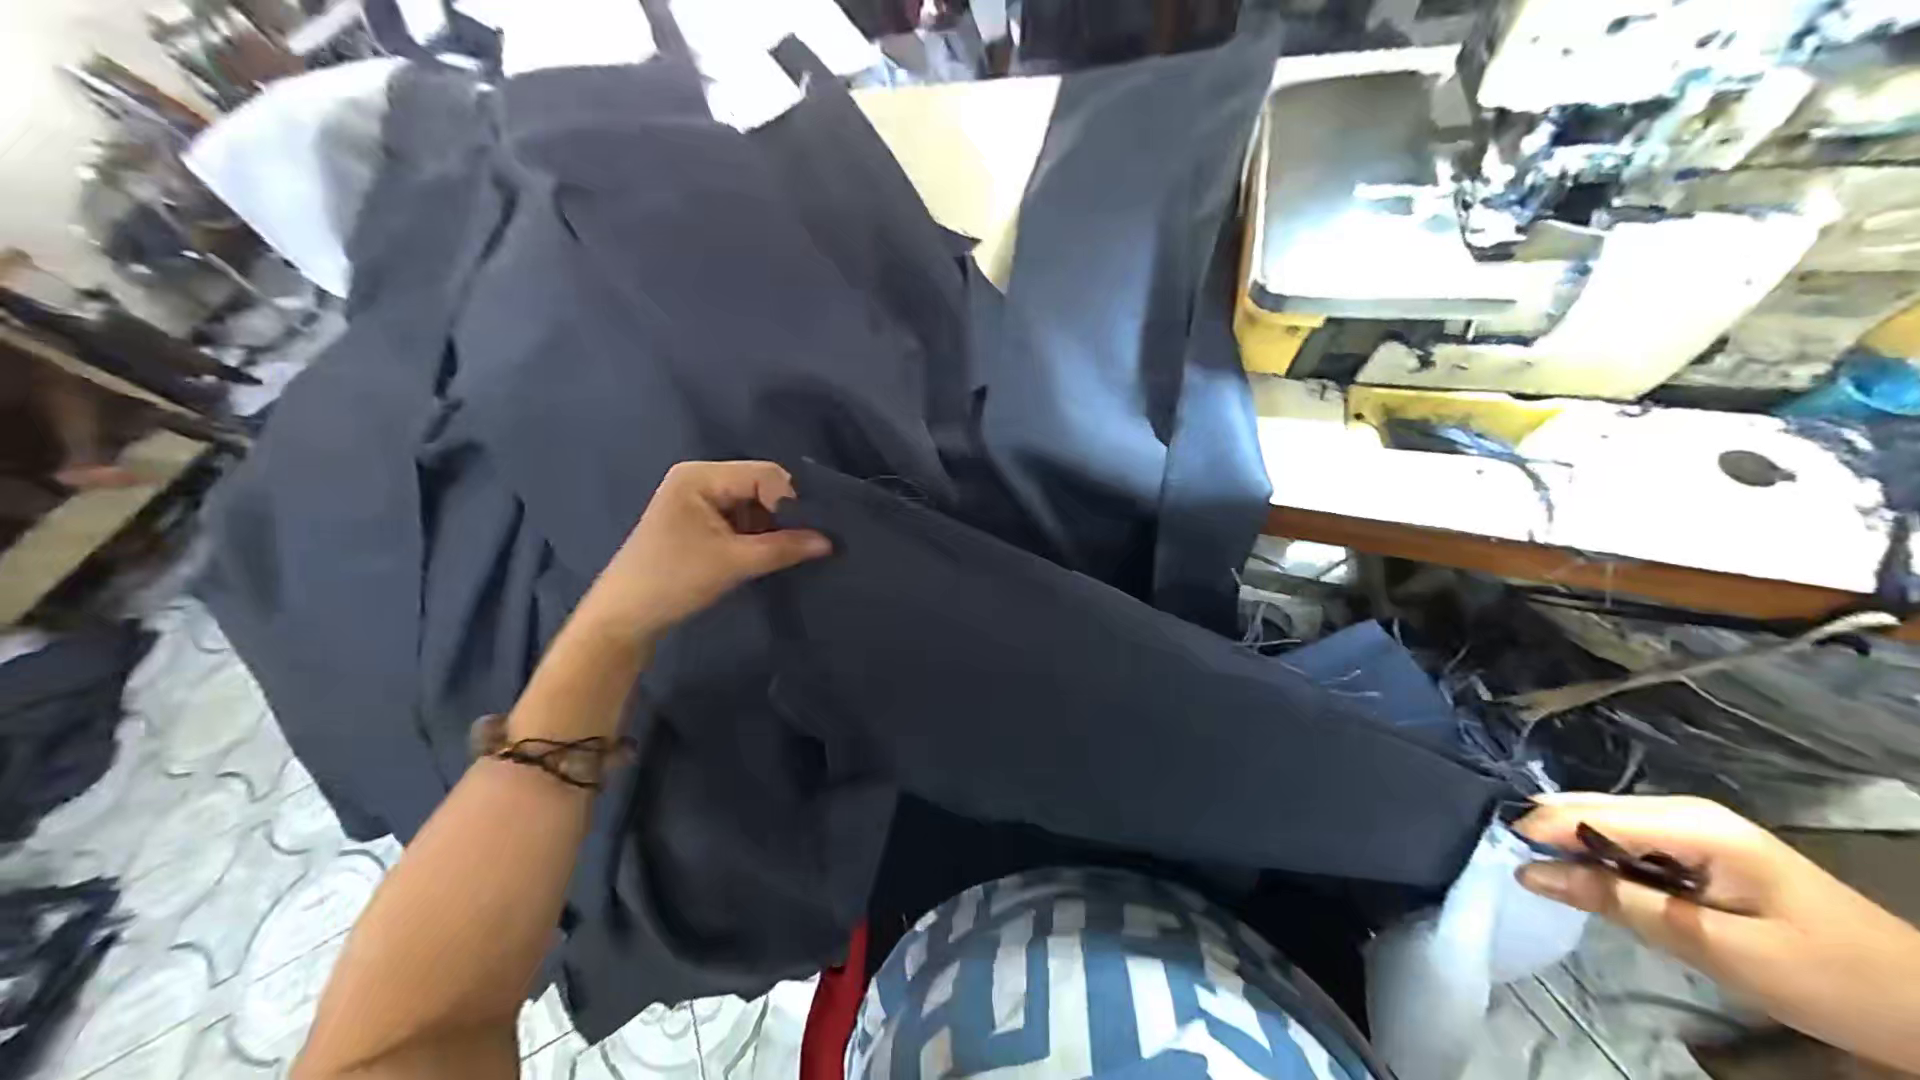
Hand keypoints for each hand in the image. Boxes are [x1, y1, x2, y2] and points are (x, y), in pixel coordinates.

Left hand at [571, 461, 830, 646]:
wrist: (624, 619)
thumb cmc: (673, 580)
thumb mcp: (734, 562)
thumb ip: (785, 547)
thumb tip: (831, 541)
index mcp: (701, 475)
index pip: (766, 474)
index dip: (789, 502)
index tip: (803, 536)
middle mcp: (699, 479)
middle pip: (761, 487)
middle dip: (780, 516)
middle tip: (795, 547)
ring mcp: (698, 501)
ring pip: (754, 506)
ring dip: (769, 530)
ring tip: (777, 556)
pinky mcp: (699, 523)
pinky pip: (741, 520)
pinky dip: (756, 537)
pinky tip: (760, 557)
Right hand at [1515, 793, 1919, 1070]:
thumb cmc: (1828, 976)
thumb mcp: (1715, 946)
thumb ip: (1618, 902)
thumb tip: (1528, 872)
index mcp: (1692, 825)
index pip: (1587, 814)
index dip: (1537, 832)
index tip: (1496, 858)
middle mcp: (1684, 813)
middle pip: (1587, 809)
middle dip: (1545, 835)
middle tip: (1508, 866)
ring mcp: (1692, 829)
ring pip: (1600, 824)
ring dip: (1568, 849)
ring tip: (1537, 875)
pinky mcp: (1695, 851)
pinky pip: (1625, 844)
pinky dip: (1597, 860)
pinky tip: (1588, 882)